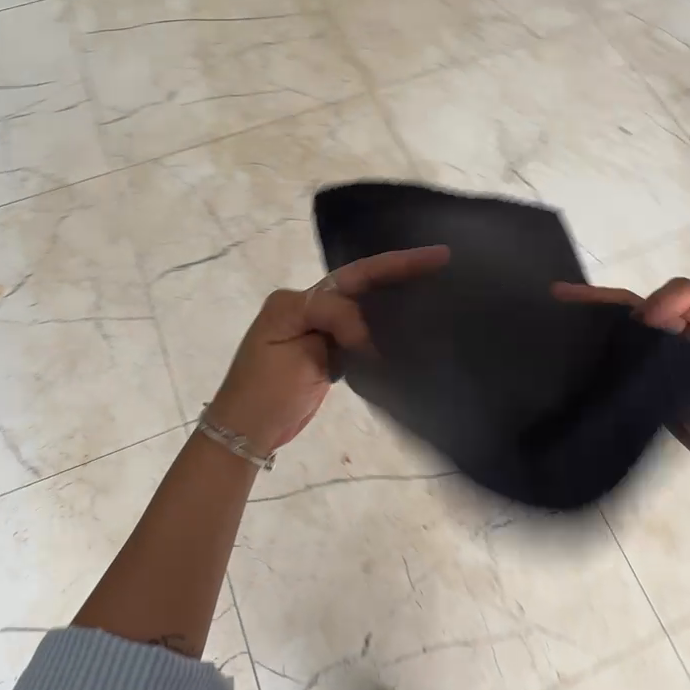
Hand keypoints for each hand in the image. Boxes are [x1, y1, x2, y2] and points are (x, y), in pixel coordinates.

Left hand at [208, 246, 450, 455]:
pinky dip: (386, 328)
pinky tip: (413, 325)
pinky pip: (362, 331)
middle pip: (361, 282)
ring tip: (438, 283)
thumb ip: (333, 323)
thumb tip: (369, 331)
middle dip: (401, 269)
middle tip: (442, 257)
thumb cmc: (265, 390)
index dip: (391, 271)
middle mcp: (309, 306)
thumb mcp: (295, 350)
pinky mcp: (329, 353)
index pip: (351, 280)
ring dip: (397, 293)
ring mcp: (319, 330)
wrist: (246, 431)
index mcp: (297, 300)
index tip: (430, 266)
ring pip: (364, 304)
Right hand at [552, 277, 689, 467]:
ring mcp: (664, 351)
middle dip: (603, 297)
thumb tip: (644, 316)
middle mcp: (685, 327)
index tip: (647, 325)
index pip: (679, 292)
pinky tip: (571, 337)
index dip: (659, 303)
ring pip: (626, 323)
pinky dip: (598, 340)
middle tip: (562, 295)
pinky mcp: (648, 373)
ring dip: (594, 314)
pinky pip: (623, 349)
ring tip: (558, 305)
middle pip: (641, 302)